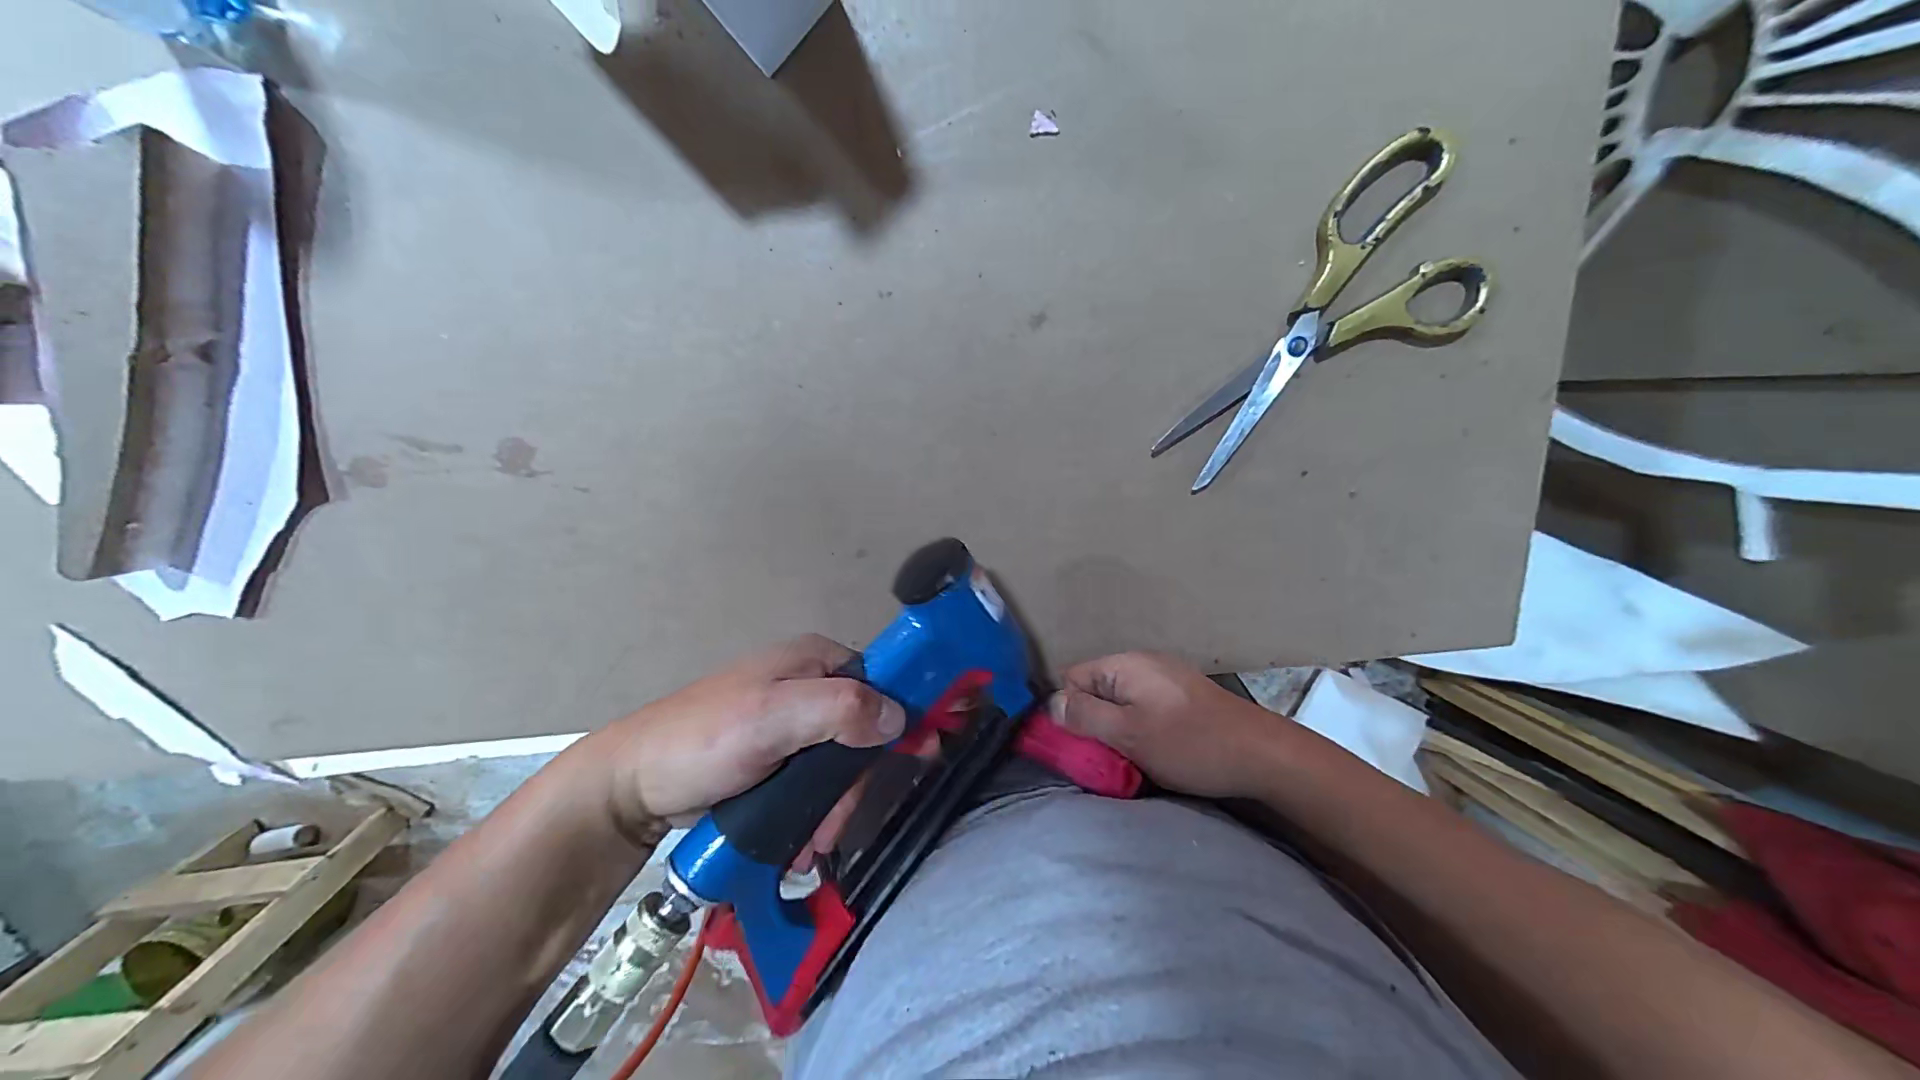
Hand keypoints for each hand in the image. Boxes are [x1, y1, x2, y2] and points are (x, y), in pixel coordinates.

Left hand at [579, 634, 905, 838]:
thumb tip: (899, 716)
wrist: (633, 787)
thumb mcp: (772, 719)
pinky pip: (817, 782)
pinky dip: (816, 811)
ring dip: (835, 806)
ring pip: (842, 763)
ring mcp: (793, 722)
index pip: (882, 681)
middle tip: (834, 825)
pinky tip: (801, 839)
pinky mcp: (778, 756)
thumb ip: (838, 710)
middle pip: (865, 730)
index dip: (903, 716)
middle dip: (854, 784)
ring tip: (812, 843)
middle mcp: (810, 685)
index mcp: (815, 660)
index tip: (917, 759)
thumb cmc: (703, 741)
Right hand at [1050, 652, 1298, 799]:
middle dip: (1093, 724)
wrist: (1264, 755)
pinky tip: (1156, 753)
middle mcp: (1143, 663)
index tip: (1075, 745)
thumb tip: (1052, 703)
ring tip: (1130, 760)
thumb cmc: (1191, 744)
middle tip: (1104, 758)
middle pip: (1095, 691)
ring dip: (1118, 731)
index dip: (1067, 712)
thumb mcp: (1128, 734)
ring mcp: (1166, 679)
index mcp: (1124, 665)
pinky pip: (1145, 710)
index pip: (1071, 679)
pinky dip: (1141, 731)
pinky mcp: (1184, 698)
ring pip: (1120, 704)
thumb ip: (1084, 716)